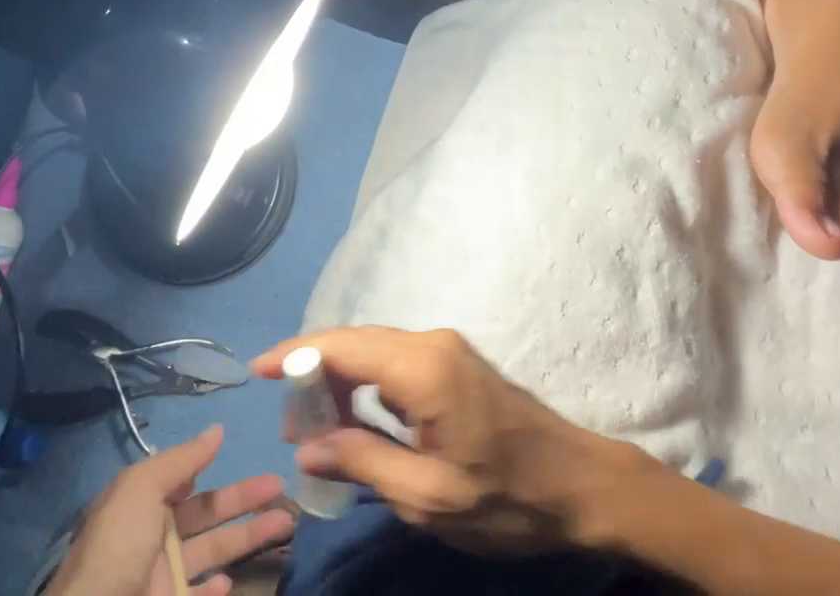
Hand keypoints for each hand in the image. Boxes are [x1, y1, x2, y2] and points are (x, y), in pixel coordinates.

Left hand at [44, 426, 294, 595]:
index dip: (208, 467)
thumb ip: (181, 460)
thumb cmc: (118, 548)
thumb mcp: (141, 490)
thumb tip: (218, 429)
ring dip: (247, 537)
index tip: (238, 453)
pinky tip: (228, 581)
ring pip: (212, 550)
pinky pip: (197, 593)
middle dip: (243, 499)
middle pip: (206, 512)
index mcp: (140, 503)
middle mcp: (153, 536)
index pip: (181, 480)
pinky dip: (216, 588)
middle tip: (280, 486)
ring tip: (285, 524)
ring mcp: (162, 574)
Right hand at [253, 327, 651, 553]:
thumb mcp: (429, 496)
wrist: (583, 485)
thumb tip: (307, 449)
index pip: (342, 346)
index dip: (294, 354)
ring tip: (318, 431)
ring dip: (340, 382)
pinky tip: (358, 422)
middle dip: (313, 375)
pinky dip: (367, 385)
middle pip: (354, 343)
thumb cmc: (508, 497)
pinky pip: (395, 362)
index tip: (256, 371)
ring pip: (374, 351)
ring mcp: (447, 350)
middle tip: (291, 427)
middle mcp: (432, 344)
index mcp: (423, 369)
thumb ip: (362, 463)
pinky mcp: (456, 364)